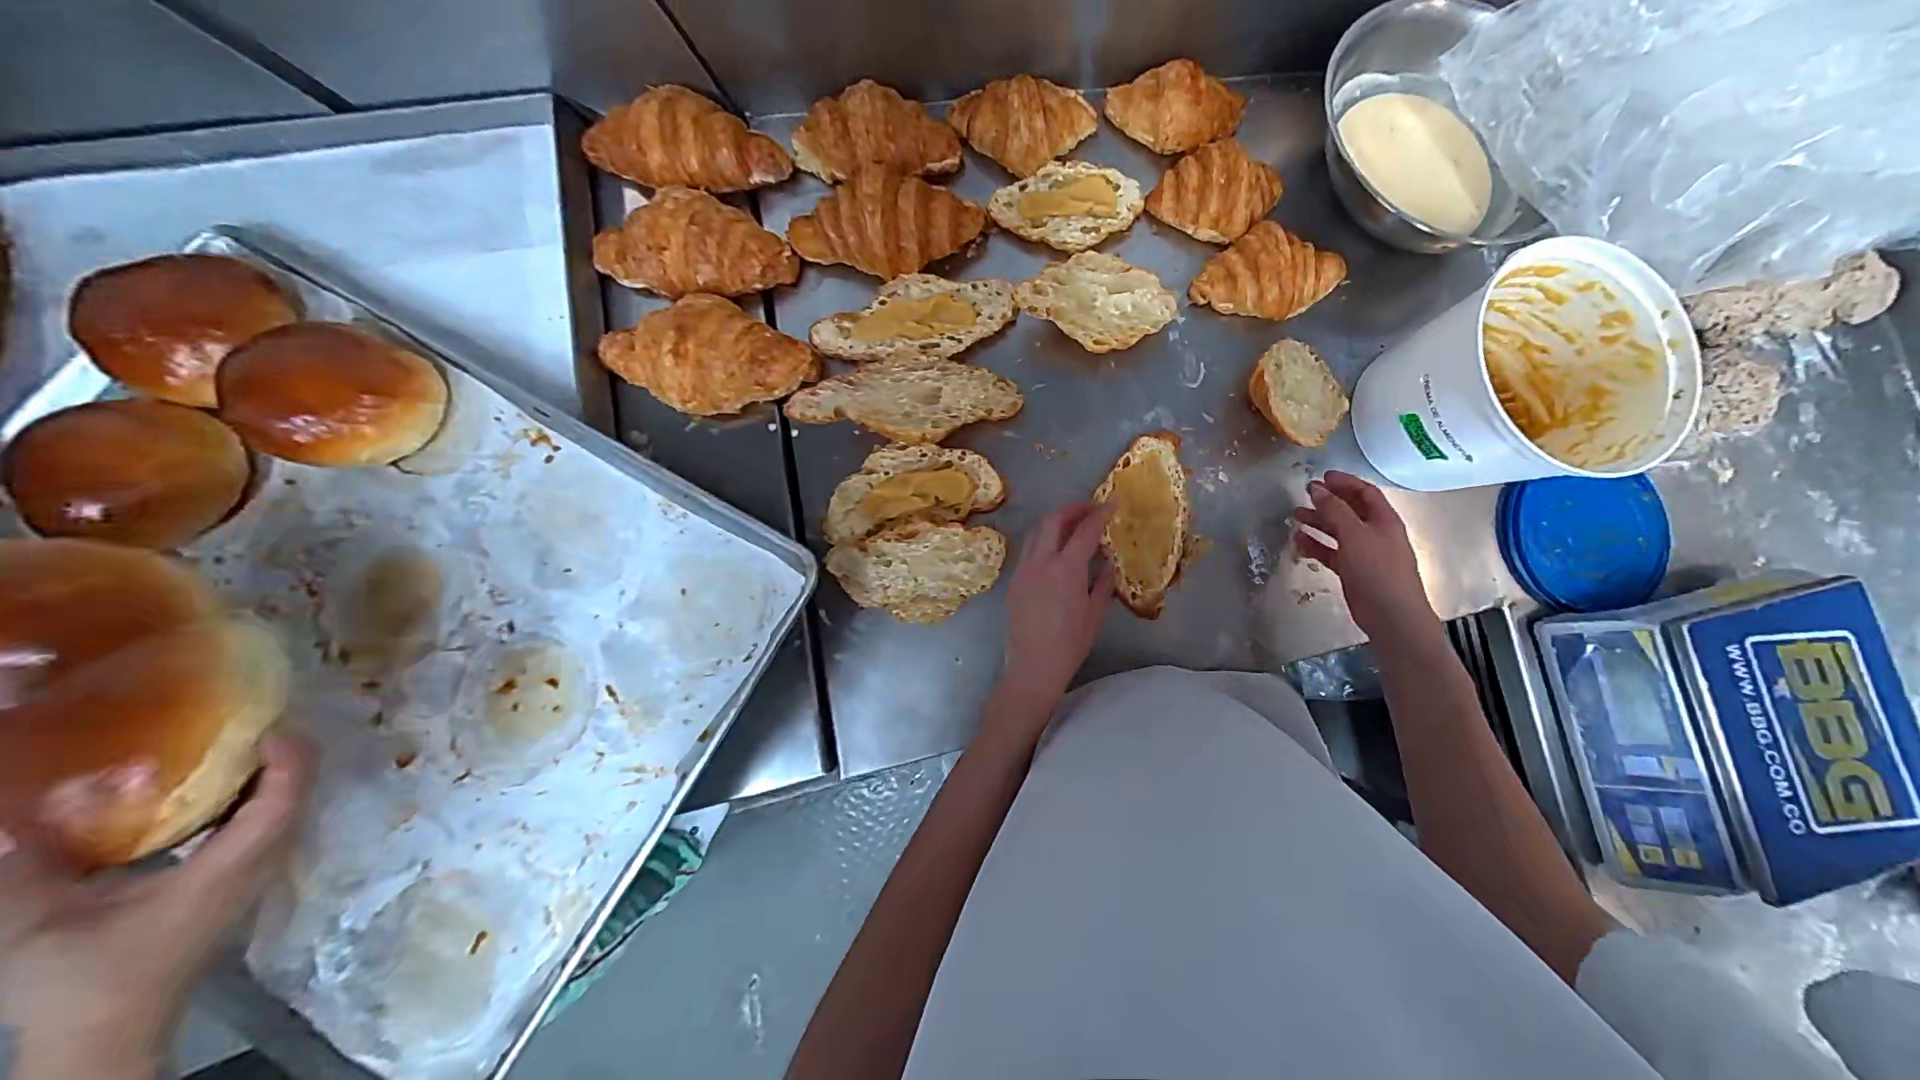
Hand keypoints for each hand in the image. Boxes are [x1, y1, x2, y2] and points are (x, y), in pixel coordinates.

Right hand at [0, 736, 313, 1079]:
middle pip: (294, 800)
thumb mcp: (45, 922)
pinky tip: (215, 798)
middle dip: (284, 759)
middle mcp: (257, 867)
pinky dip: (253, 805)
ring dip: (271, 781)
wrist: (106, 1040)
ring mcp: (251, 880)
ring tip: (237, 751)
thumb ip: (29, 865)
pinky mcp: (234, 891)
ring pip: (283, 816)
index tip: (270, 727)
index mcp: (230, 866)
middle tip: (251, 729)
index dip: (288, 758)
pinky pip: (262, 833)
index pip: (283, 799)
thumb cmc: (86, 982)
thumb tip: (12, 817)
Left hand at [991, 503, 1112, 737]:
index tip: (1112, 504)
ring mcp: (1023, 570)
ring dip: (1055, 522)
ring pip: (1036, 532)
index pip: (1085, 530)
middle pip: (1053, 520)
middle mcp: (1040, 562)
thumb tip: (1107, 562)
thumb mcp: (1094, 614)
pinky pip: (1029, 551)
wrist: (1032, 667)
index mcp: (1065, 569)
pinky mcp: (1014, 582)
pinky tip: (1056, 552)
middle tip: (1090, 509)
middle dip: (1072, 508)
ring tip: (1073, 526)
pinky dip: (1044, 541)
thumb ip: (1102, 583)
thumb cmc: (1069, 645)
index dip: (1100, 513)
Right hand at [1292, 471, 1442, 646]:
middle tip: (1304, 495)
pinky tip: (1299, 542)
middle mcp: (1375, 533)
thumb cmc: (1377, 570)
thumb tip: (1317, 490)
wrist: (1391, 615)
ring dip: (1318, 522)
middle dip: (1328, 501)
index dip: (1345, 482)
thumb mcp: (1355, 535)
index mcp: (1384, 520)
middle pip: (1350, 510)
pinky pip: (1332, 552)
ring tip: (1295, 517)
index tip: (1322, 476)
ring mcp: (1364, 553)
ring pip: (1338, 531)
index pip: (1365, 493)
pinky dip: (1316, 545)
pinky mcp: (1353, 570)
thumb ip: (1335, 511)